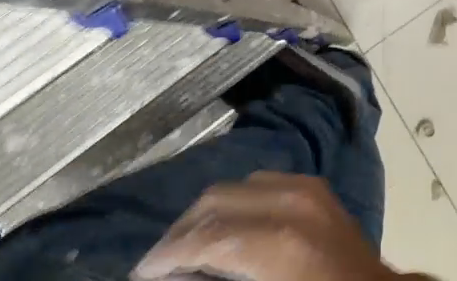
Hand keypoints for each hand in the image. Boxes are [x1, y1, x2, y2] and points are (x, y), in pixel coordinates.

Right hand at [132, 172, 423, 280]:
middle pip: (216, 202)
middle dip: (181, 231)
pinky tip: (224, 228)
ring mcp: (307, 189)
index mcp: (279, 242)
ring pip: (236, 186)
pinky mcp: (316, 187)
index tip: (140, 272)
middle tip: (157, 262)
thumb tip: (182, 273)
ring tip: (185, 246)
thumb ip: (221, 276)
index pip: (206, 237)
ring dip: (206, 213)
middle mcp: (291, 202)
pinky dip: (235, 202)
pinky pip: (262, 184)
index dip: (166, 255)